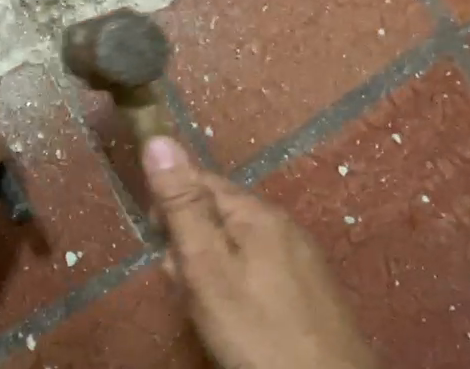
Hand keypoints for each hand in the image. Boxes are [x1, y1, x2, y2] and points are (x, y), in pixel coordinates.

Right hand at [145, 137, 377, 368]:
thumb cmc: (258, 331)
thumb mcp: (206, 266)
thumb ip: (182, 204)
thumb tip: (157, 138)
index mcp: (256, 211)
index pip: (196, 179)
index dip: (168, 206)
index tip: (161, 244)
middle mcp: (283, 224)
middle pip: (215, 212)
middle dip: (192, 243)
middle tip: (191, 286)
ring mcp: (303, 257)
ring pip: (236, 243)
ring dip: (213, 267)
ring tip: (213, 308)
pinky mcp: (313, 289)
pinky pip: (260, 268)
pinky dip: (240, 285)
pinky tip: (240, 317)